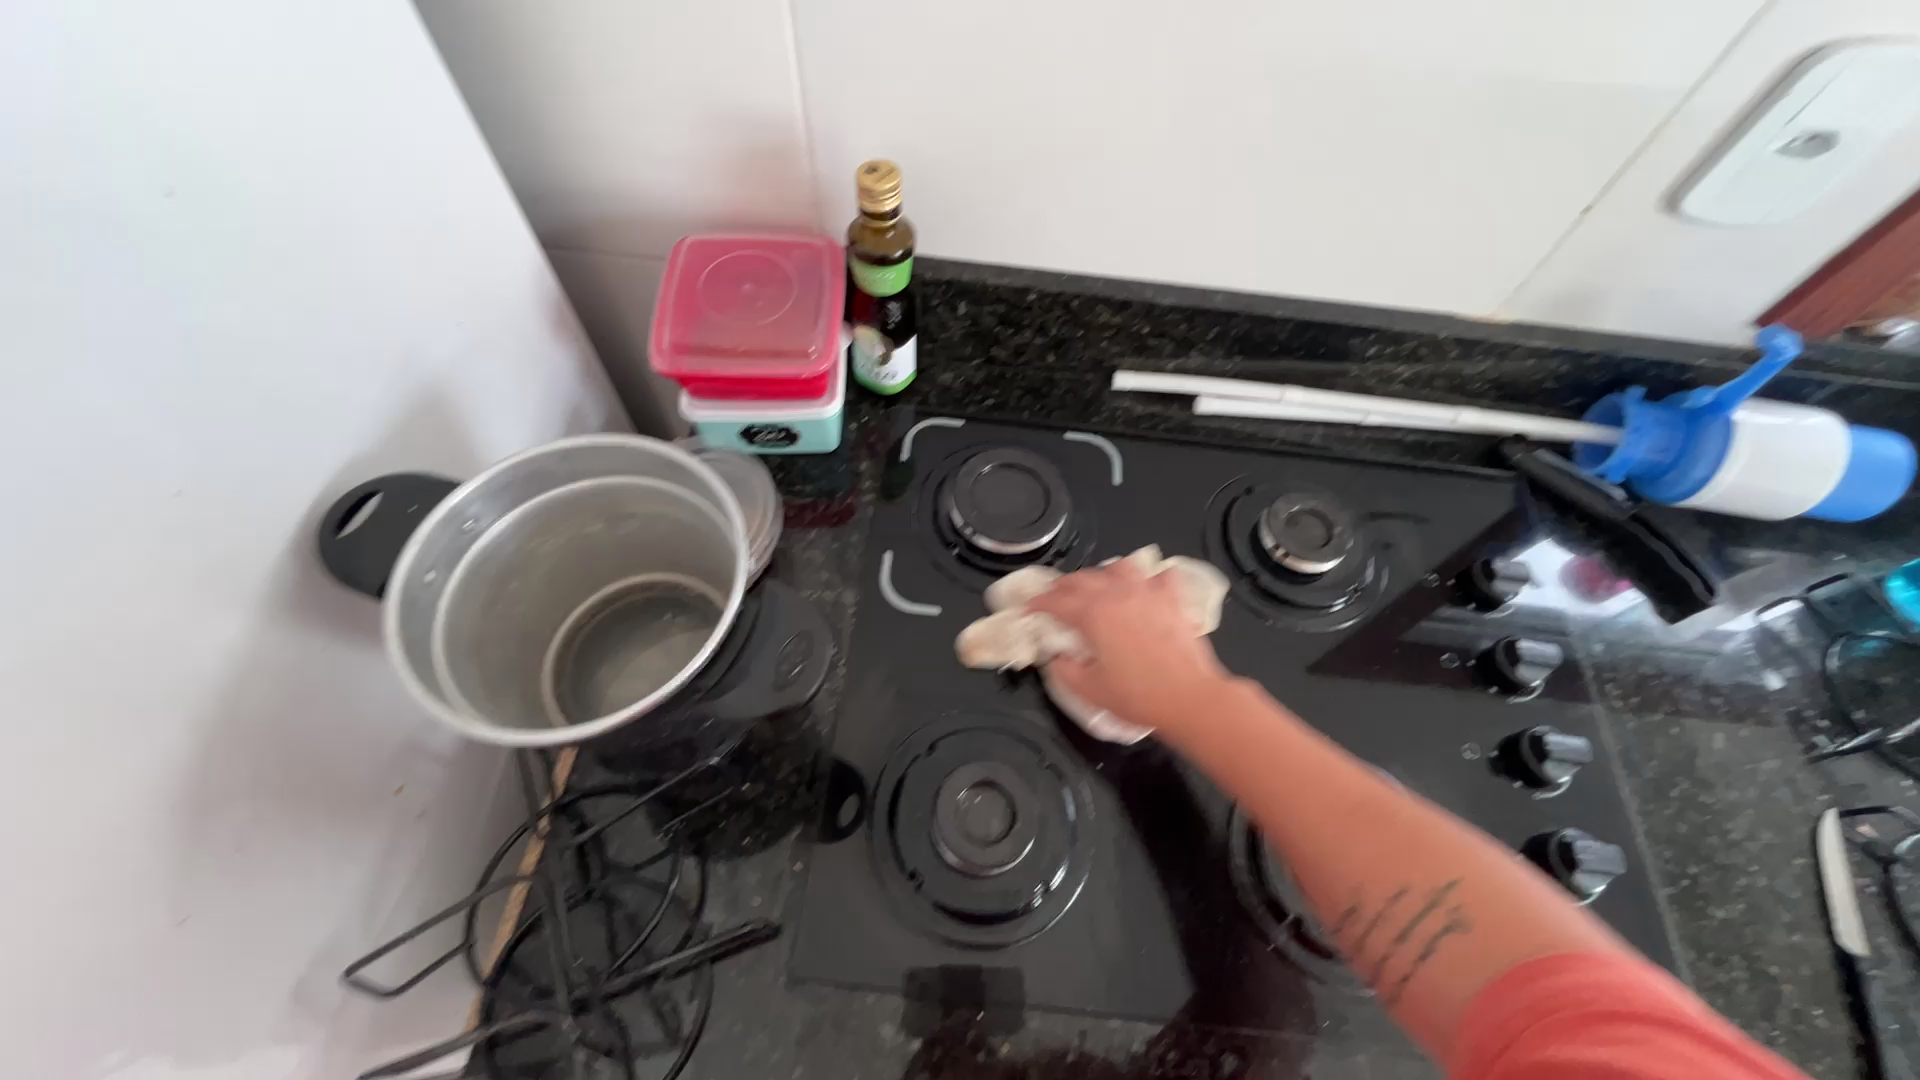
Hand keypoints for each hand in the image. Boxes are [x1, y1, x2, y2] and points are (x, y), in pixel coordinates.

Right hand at [1026, 560, 1231, 734]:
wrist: (1189, 698)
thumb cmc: (1137, 696)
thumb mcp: (1088, 690)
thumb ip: (1063, 669)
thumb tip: (1057, 657)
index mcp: (1092, 614)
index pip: (1055, 600)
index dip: (1037, 603)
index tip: (1029, 610)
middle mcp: (1118, 594)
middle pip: (1082, 578)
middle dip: (1062, 587)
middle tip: (1054, 599)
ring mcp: (1148, 593)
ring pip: (1120, 567)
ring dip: (1103, 574)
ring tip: (1098, 588)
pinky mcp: (1174, 600)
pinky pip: (1160, 576)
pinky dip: (1149, 578)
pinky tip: (1145, 589)